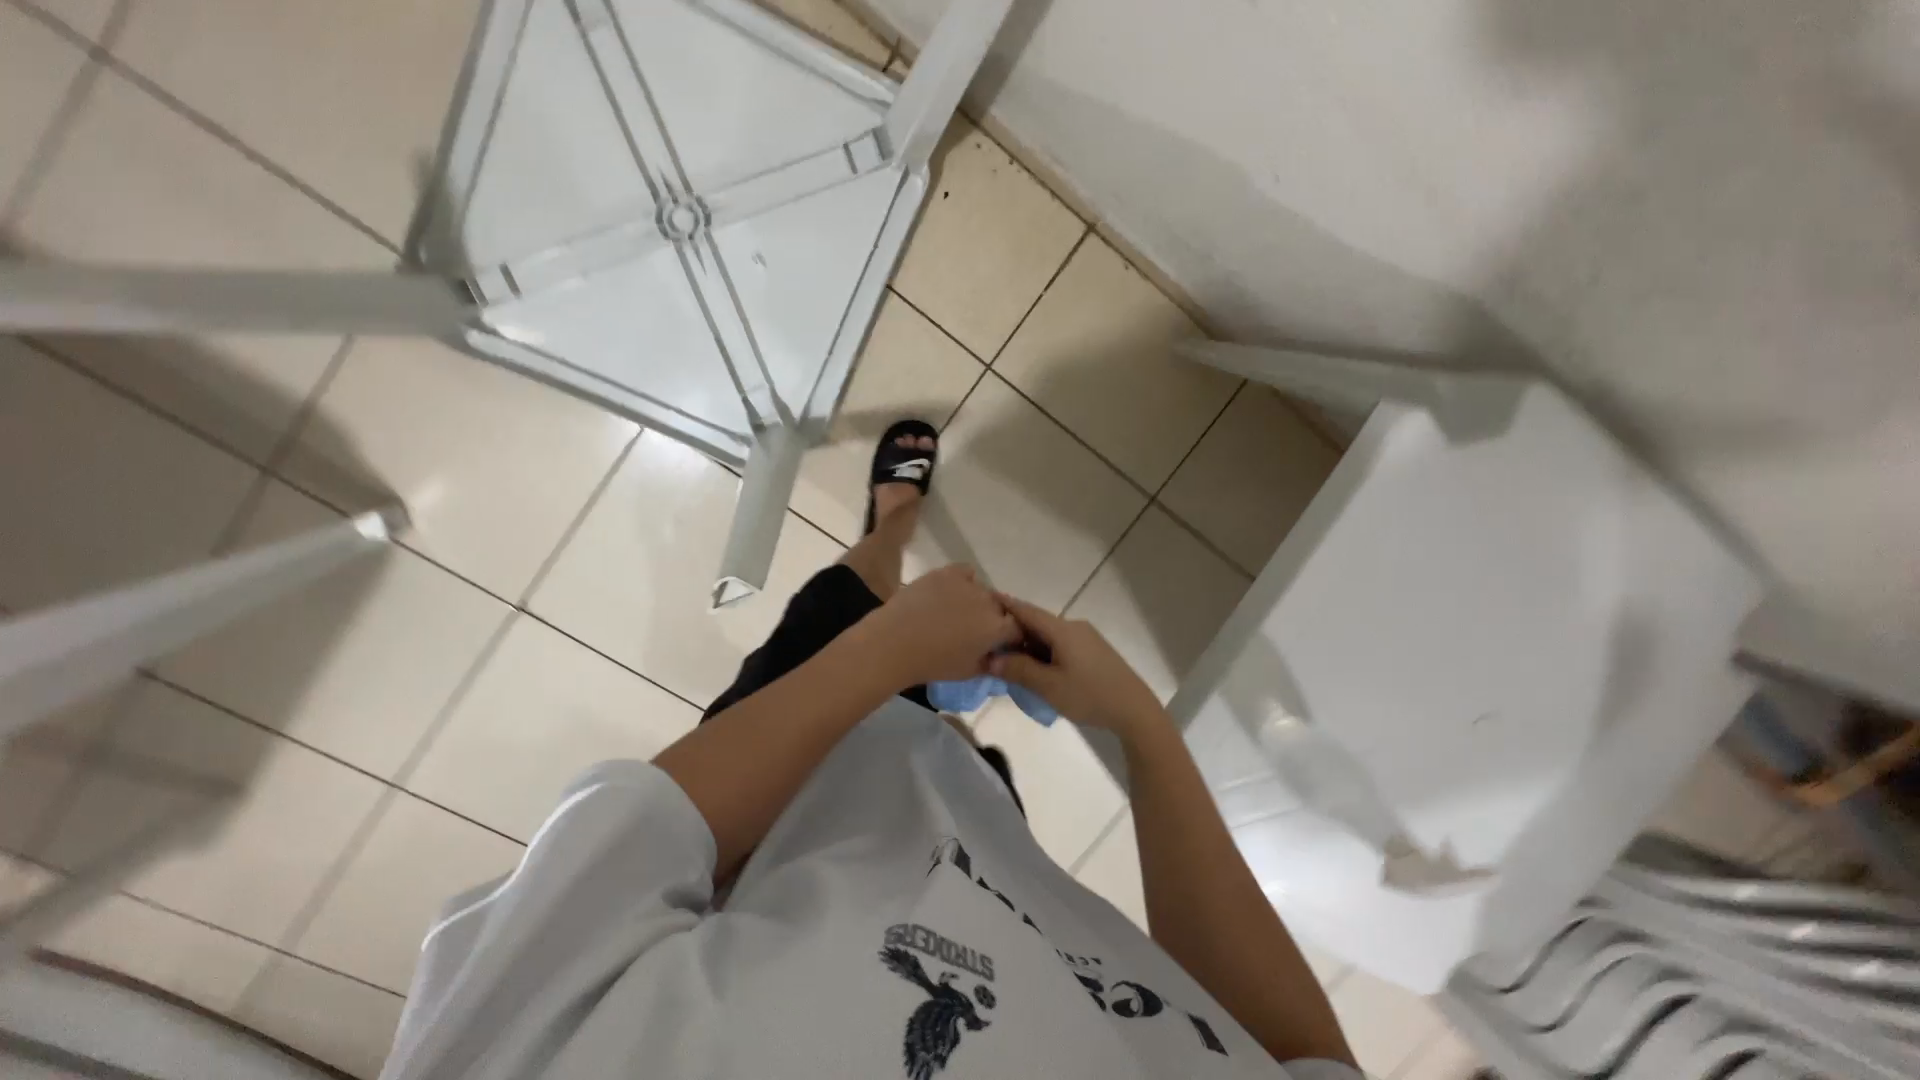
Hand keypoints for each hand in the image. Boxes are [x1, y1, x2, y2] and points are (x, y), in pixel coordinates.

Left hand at [864, 565, 1019, 686]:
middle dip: (992, 619)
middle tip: (972, 631)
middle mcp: (989, 602)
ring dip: (976, 602)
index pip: (1018, 628)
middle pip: (1000, 608)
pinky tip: (950, 592)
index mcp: (998, 628)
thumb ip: (991, 662)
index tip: (998, 644)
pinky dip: (963, 581)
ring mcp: (968, 584)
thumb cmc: (933, 664)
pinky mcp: (947, 573)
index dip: (1010, 637)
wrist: (894, 642)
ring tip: (956, 612)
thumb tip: (999, 655)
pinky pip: (966, 573)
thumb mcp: (969, 672)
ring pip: (982, 591)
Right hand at [988, 593, 1166, 737]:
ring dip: (1028, 645)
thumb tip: (991, 659)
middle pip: (1036, 623)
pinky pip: (1060, 645)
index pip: (1026, 610)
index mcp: (1062, 629)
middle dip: (1012, 631)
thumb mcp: (1049, 687)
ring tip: (1006, 660)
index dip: (1004, 605)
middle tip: (987, 643)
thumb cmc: (1089, 696)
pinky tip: (1035, 669)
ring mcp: (1086, 638)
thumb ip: (1018, 670)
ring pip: (1048, 636)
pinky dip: (1043, 652)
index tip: (982, 600)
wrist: (1135, 710)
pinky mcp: (1093, 651)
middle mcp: (1074, 627)